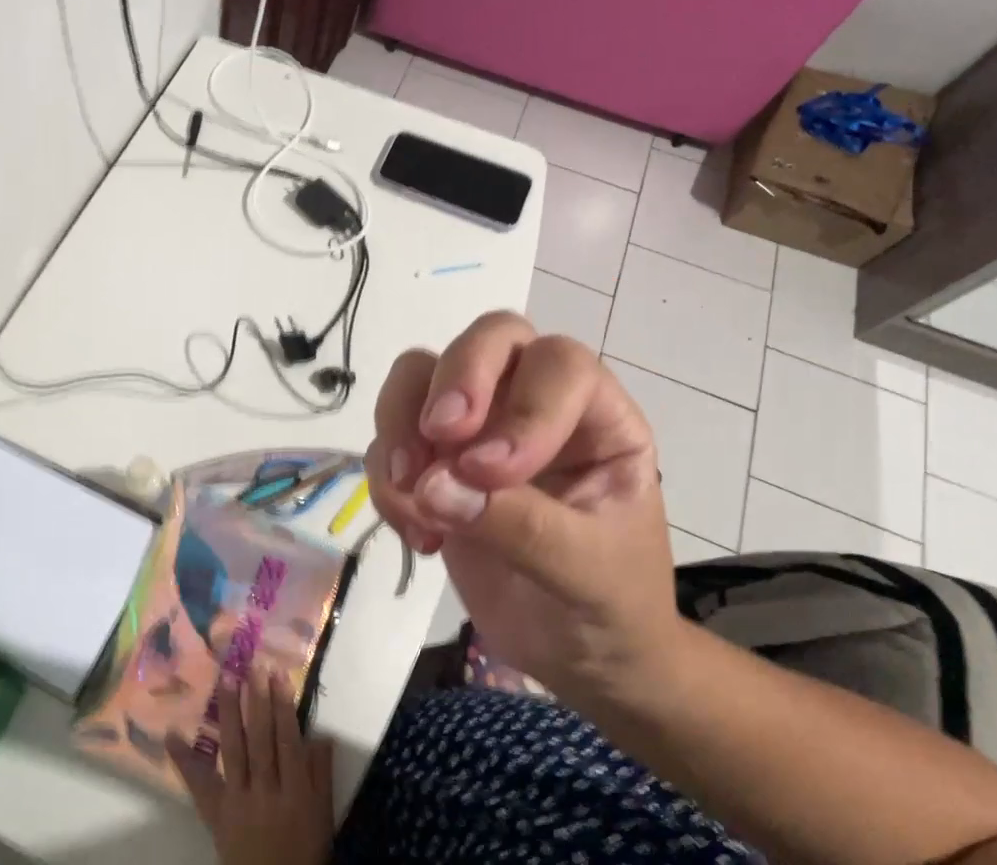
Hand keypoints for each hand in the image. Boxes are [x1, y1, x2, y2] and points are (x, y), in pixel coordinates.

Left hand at [167, 672, 333, 864]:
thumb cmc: (303, 849)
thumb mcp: (322, 815)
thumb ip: (322, 775)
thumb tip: (322, 734)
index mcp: (296, 792)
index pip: (289, 741)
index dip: (284, 707)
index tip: (279, 675)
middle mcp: (266, 791)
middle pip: (260, 739)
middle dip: (257, 700)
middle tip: (253, 665)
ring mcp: (238, 800)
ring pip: (234, 750)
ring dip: (229, 712)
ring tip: (226, 679)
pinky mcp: (215, 811)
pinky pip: (199, 783)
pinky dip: (184, 759)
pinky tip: (172, 734)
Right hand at [363, 311, 683, 696]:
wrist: (576, 656)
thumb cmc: (608, 608)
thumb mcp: (585, 572)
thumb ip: (519, 525)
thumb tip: (431, 488)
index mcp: (599, 419)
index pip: (560, 367)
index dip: (523, 406)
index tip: (488, 473)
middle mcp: (534, 406)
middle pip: (488, 340)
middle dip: (454, 381)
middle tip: (438, 437)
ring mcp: (477, 431)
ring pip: (420, 376)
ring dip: (401, 427)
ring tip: (412, 499)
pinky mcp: (432, 464)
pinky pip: (390, 441)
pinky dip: (388, 482)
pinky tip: (418, 537)